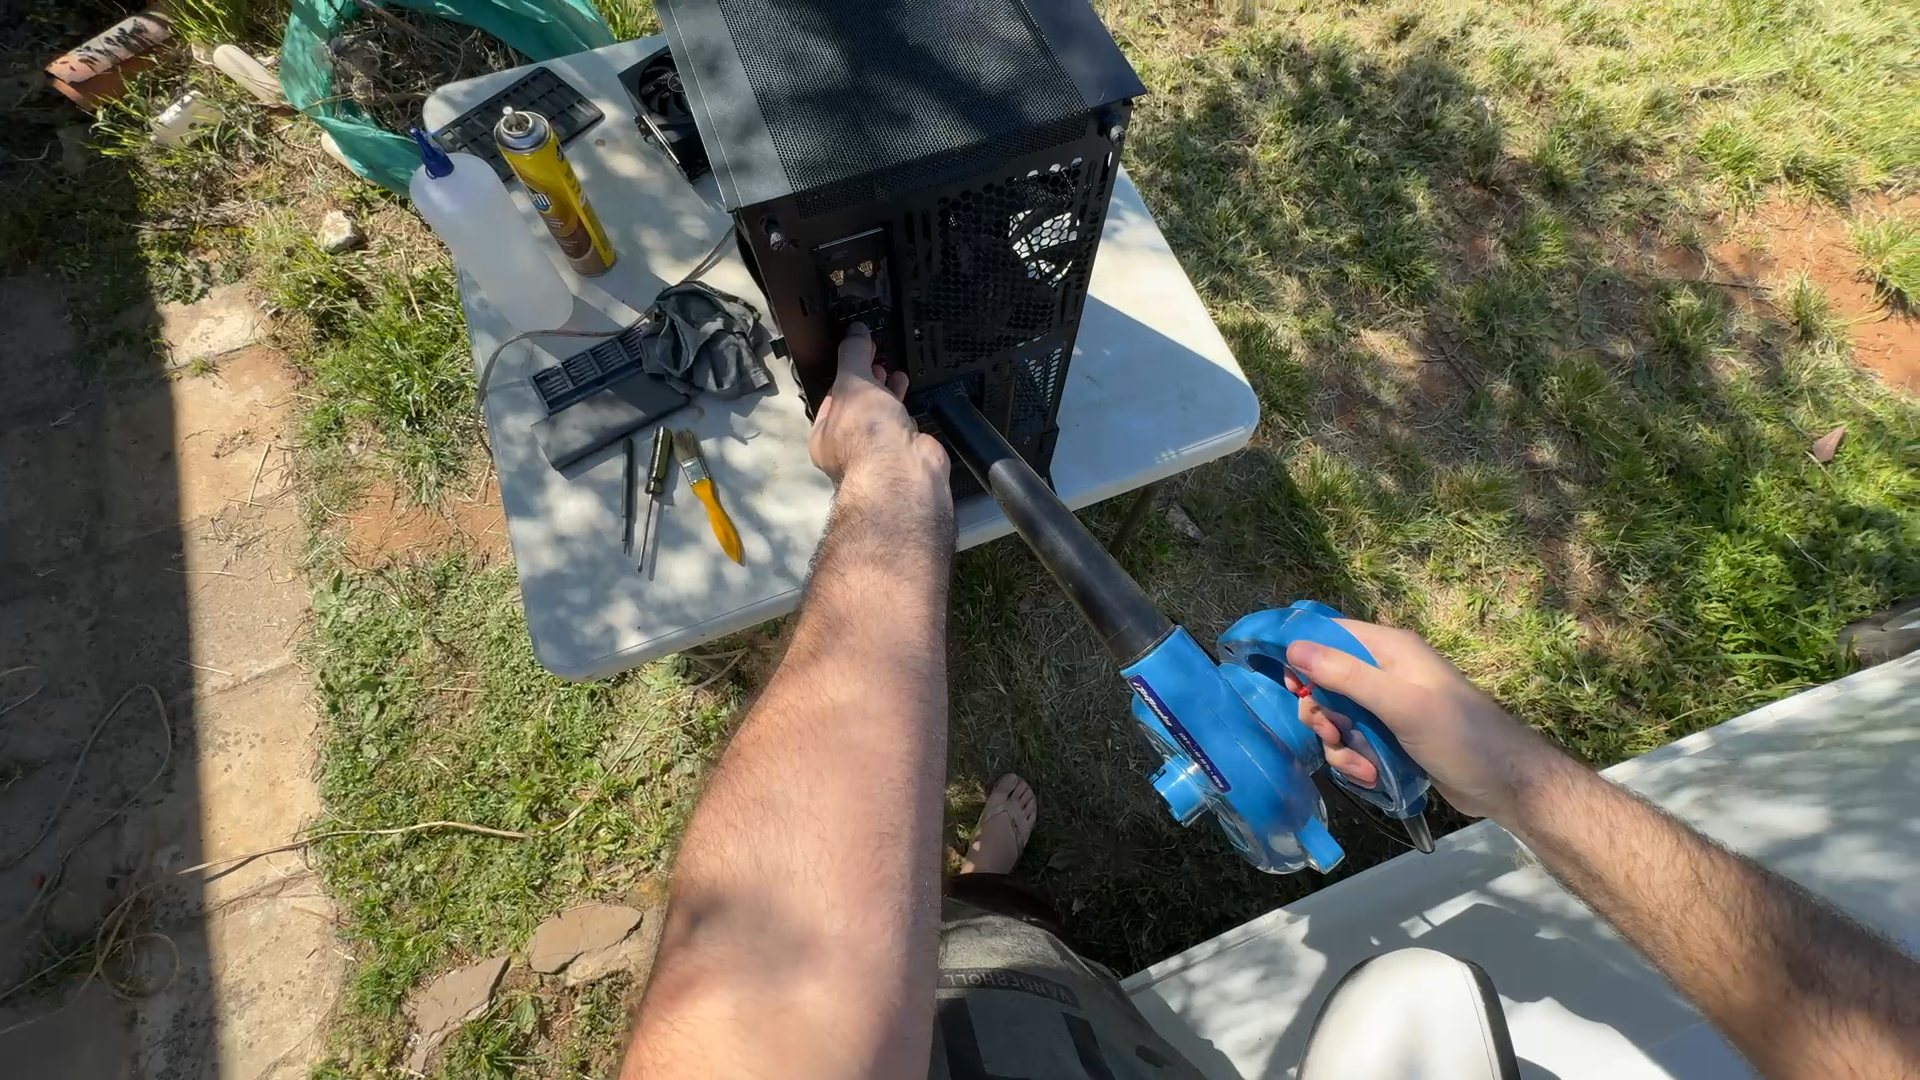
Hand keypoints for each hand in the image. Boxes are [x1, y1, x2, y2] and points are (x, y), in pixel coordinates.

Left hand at [808, 325, 948, 493]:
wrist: (904, 474)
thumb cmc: (868, 436)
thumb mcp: (853, 382)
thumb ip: (853, 354)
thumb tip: (854, 331)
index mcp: (825, 435)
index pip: (832, 396)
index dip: (845, 371)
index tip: (857, 351)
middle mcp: (849, 448)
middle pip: (857, 407)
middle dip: (867, 381)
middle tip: (874, 358)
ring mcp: (879, 454)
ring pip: (880, 416)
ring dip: (886, 391)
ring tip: (892, 370)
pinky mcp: (905, 455)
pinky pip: (902, 424)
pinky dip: (904, 405)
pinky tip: (907, 390)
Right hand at [1284, 621, 1566, 822]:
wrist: (1510, 788)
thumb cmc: (1460, 737)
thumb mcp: (1401, 704)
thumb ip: (1347, 675)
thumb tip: (1293, 648)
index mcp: (1387, 648)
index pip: (1326, 634)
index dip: (1302, 655)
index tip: (1294, 686)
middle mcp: (1382, 670)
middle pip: (1322, 681)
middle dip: (1321, 712)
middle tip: (1332, 732)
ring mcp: (1384, 704)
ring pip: (1333, 716)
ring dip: (1338, 744)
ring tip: (1362, 765)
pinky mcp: (1387, 734)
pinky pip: (1350, 740)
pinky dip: (1353, 759)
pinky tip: (1373, 775)